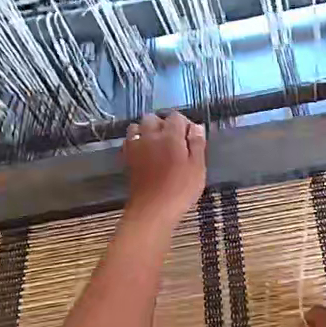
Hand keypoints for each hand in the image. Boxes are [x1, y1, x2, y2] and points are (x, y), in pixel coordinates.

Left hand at [123, 111, 205, 225]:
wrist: (152, 210)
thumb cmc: (180, 190)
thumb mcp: (198, 168)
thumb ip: (197, 144)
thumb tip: (196, 127)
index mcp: (171, 136)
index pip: (176, 117)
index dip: (185, 125)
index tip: (191, 138)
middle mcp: (150, 136)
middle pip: (153, 118)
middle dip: (163, 124)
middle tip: (174, 141)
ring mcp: (136, 146)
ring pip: (137, 127)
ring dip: (146, 131)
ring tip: (156, 144)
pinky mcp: (127, 158)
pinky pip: (129, 141)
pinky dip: (136, 141)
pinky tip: (144, 152)